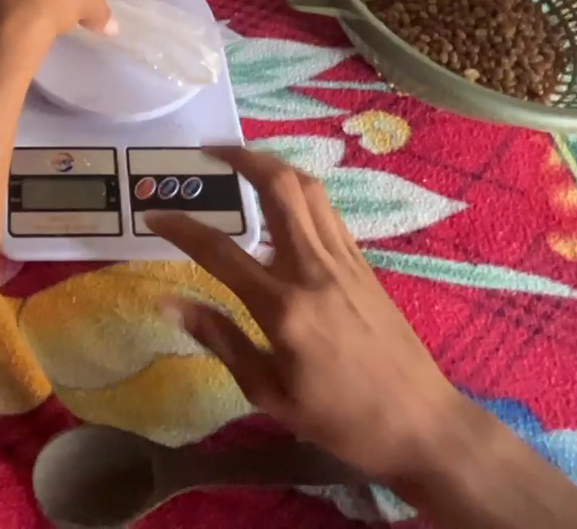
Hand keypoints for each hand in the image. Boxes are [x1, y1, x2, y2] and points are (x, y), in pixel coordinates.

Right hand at [146, 148, 471, 485]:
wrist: (423, 426)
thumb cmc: (341, 419)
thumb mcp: (268, 392)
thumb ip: (218, 337)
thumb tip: (168, 302)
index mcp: (282, 307)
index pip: (219, 251)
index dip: (180, 228)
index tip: (153, 215)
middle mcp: (312, 269)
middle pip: (277, 188)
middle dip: (240, 157)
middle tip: (209, 151)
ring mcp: (342, 260)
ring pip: (307, 187)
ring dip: (271, 163)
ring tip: (243, 159)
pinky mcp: (362, 261)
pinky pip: (326, 209)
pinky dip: (298, 189)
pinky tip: (282, 197)